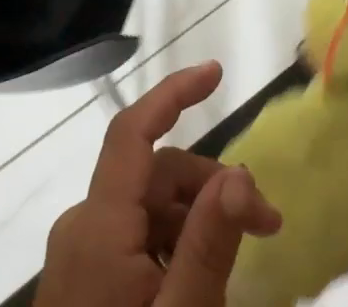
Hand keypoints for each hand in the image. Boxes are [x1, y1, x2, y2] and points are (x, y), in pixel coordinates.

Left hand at [35, 62, 282, 306]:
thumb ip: (210, 243)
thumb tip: (241, 171)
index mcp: (98, 225)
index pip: (133, 134)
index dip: (173, 94)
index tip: (217, 72)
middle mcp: (82, 224)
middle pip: (154, 173)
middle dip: (212, 185)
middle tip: (267, 226)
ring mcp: (80, 250)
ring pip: (149, 205)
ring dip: (199, 217)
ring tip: (241, 255)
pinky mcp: (83, 275)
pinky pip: (135, 235)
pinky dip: (175, 241)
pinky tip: (200, 275)